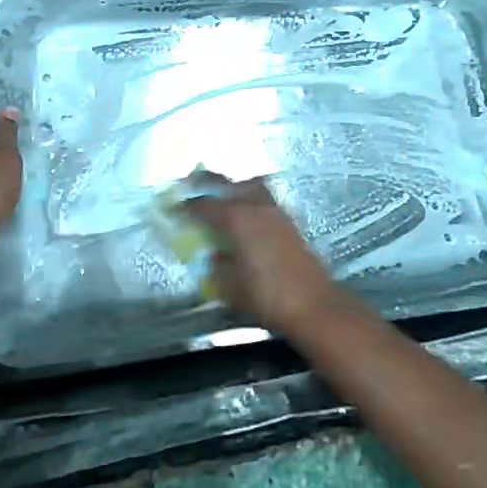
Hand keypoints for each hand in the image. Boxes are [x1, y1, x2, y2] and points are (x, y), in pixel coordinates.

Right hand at [185, 176, 344, 334]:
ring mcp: (275, 211)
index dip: (187, 206)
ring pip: (251, 186)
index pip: (205, 205)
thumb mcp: (229, 286)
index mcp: (237, 219)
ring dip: (234, 188)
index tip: (174, 207)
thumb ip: (216, 266)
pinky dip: (251, 199)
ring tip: (223, 196)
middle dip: (207, 183)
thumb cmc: (266, 296)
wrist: (312, 304)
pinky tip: (247, 215)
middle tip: (191, 184)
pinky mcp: (289, 221)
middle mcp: (255, 207)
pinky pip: (265, 198)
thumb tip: (213, 255)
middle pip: (228, 185)